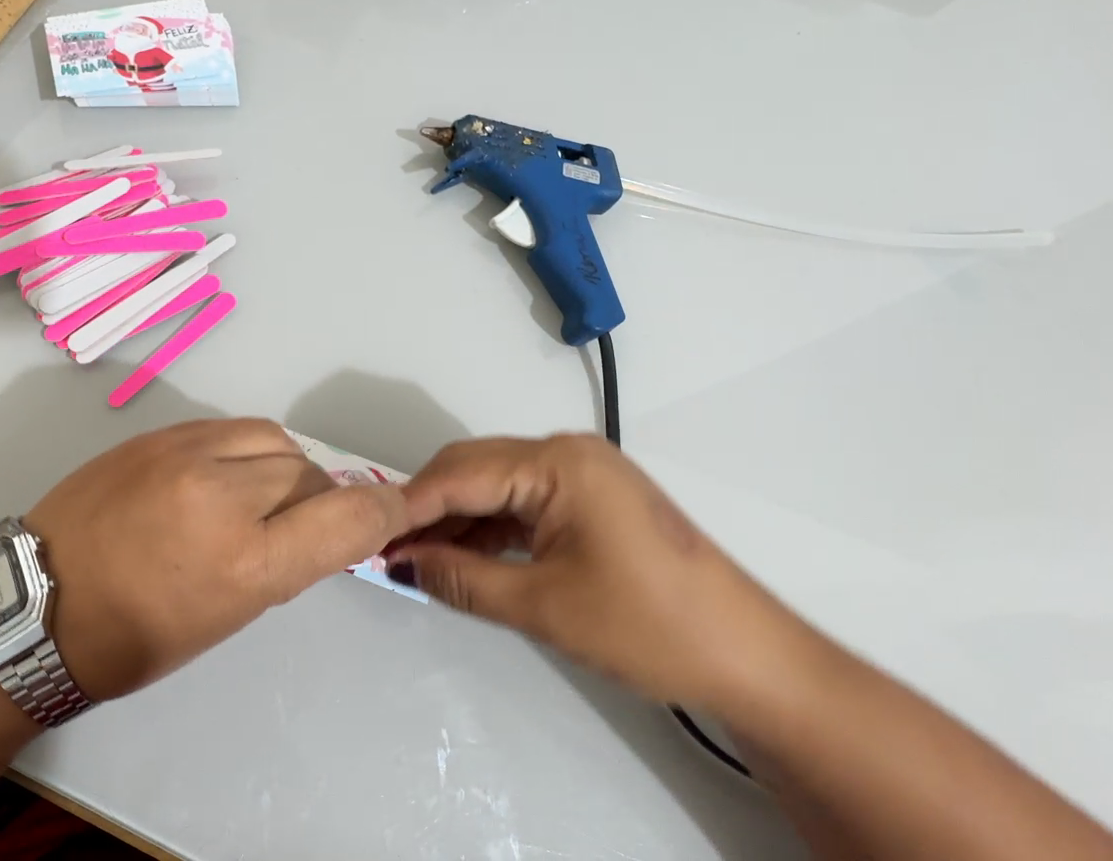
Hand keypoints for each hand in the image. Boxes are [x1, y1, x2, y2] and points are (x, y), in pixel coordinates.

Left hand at [24, 419, 408, 702]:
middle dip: (319, 499)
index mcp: (245, 563)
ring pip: (273, 439)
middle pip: (311, 473)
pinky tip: (219, 478)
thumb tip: (316, 525)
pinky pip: (227, 430)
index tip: (389, 513)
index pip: (348, 518)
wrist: (40, 602)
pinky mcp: (156, 435)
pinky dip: (241, 452)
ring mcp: (184, 455)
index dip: (383, 513)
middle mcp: (221, 496)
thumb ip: (280, 562)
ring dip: (281, 468)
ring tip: (257, 496)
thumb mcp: (225, 617)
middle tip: (295, 525)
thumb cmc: (133, 637)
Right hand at [388, 434, 807, 706]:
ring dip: (454, 520)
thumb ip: (460, 577)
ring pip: (493, 486)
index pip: (459, 473)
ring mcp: (581, 474)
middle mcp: (566, 453)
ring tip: (413, 558)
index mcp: (558, 463)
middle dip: (426, 508)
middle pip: (472, 468)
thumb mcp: (541, 606)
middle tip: (383, 549)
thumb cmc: (648, 627)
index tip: (362, 534)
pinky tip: (460, 556)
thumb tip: (398, 562)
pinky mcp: (589, 500)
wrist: (750, 660)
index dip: (407, 506)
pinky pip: (520, 503)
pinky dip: (487, 528)